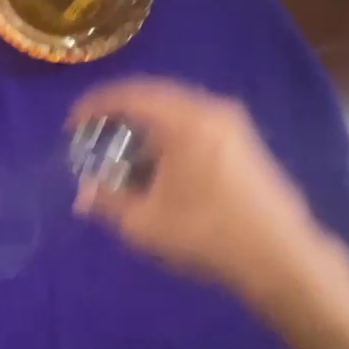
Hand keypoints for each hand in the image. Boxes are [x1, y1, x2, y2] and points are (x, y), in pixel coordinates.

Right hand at [68, 77, 345, 303]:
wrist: (277, 254)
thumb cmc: (204, 233)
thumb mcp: (143, 222)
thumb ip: (107, 200)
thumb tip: (84, 192)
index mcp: (183, 121)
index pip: (129, 95)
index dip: (94, 106)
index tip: (71, 125)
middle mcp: (210, 110)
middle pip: (153, 98)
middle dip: (119, 117)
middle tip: (94, 138)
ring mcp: (232, 124)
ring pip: (175, 112)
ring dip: (144, 129)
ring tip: (122, 156)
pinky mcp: (243, 142)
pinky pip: (193, 125)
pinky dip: (167, 137)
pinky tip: (157, 167)